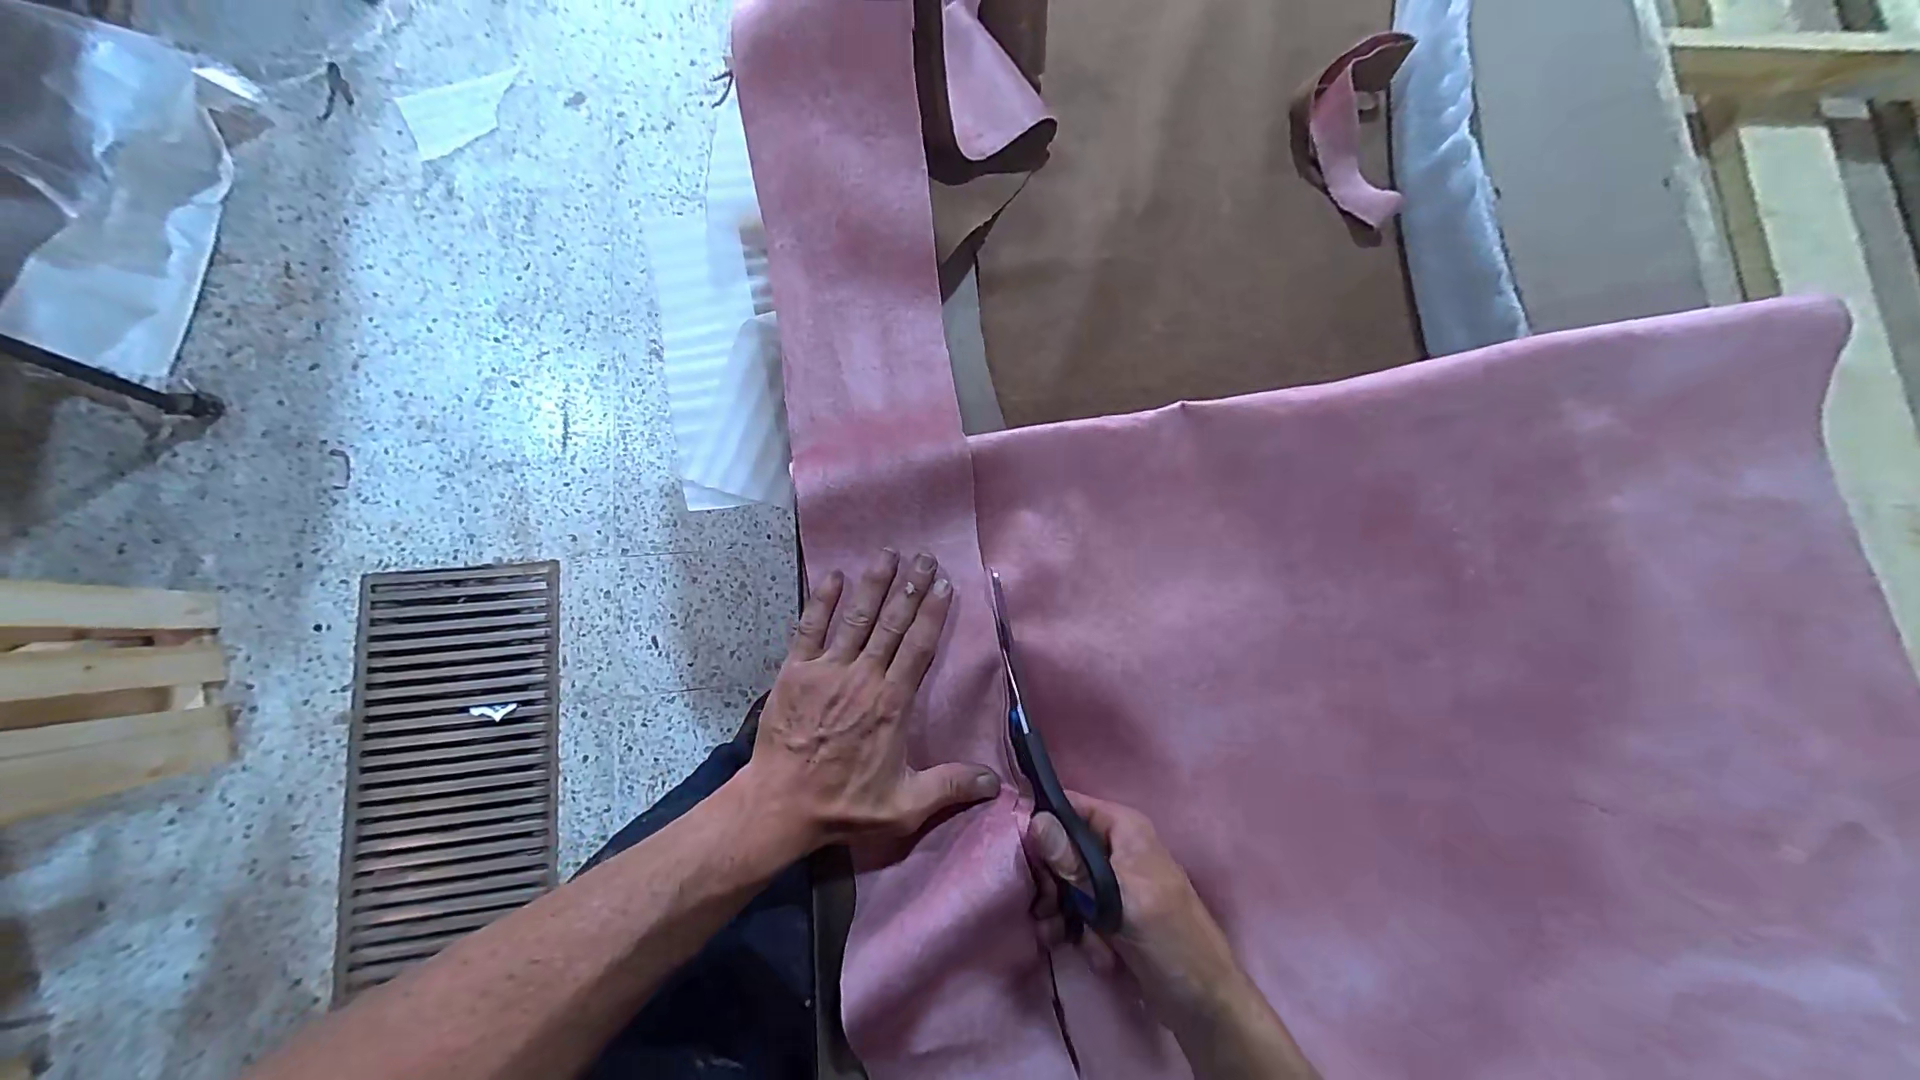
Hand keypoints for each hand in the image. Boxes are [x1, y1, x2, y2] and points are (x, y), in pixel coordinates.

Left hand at [735, 549, 1001, 852]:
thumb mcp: (904, 805)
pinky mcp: (795, 672)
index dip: (932, 613)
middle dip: (910, 587)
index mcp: (891, 703)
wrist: (780, 805)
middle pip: (892, 624)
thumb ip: (949, 786)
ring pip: (856, 618)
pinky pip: (810, 628)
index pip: (918, 647)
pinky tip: (833, 576)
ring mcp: (826, 670)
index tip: (944, 584)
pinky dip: (821, 601)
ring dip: (874, 584)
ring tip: (888, 554)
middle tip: (924, 556)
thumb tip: (996, 783)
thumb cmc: (844, 805)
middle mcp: (862, 677)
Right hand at [1024, 791, 1320, 1079]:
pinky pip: (1075, 911)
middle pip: (1059, 848)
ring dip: (1061, 914)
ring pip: (1063, 883)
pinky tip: (1095, 955)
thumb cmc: (1170, 939)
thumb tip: (1035, 820)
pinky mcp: (1108, 913)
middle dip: (1051, 884)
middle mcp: (1114, 846)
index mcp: (1123, 827)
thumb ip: (1076, 863)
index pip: (1068, 806)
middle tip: (1047, 909)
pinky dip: (1077, 933)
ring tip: (1064, 938)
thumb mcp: (1122, 898)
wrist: (1204, 1005)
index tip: (1023, 857)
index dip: (1040, 826)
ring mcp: (1111, 881)